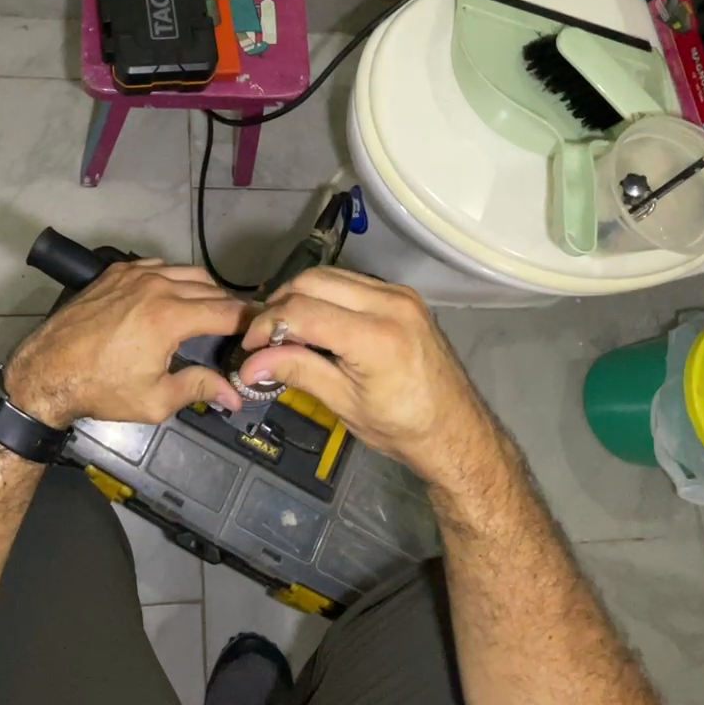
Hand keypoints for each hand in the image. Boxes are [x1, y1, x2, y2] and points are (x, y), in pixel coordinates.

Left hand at [4, 260, 247, 428]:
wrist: (48, 370)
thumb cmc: (101, 388)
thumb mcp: (155, 400)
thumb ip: (199, 389)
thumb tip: (235, 395)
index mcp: (170, 316)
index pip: (227, 311)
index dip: (249, 321)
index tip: (260, 331)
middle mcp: (156, 285)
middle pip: (210, 288)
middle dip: (229, 306)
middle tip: (239, 325)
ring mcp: (134, 274)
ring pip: (185, 272)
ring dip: (203, 289)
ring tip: (210, 310)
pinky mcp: (116, 272)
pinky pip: (157, 266)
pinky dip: (173, 278)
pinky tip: (173, 295)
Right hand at [235, 267, 501, 487]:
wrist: (456, 430)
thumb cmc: (401, 427)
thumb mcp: (343, 404)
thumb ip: (297, 371)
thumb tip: (247, 365)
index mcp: (376, 337)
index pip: (303, 310)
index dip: (266, 324)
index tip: (247, 346)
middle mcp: (389, 303)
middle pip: (312, 281)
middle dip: (279, 304)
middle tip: (261, 336)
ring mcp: (399, 294)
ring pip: (329, 275)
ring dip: (299, 295)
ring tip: (283, 328)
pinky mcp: (402, 294)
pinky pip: (350, 281)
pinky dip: (324, 294)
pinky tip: (314, 321)